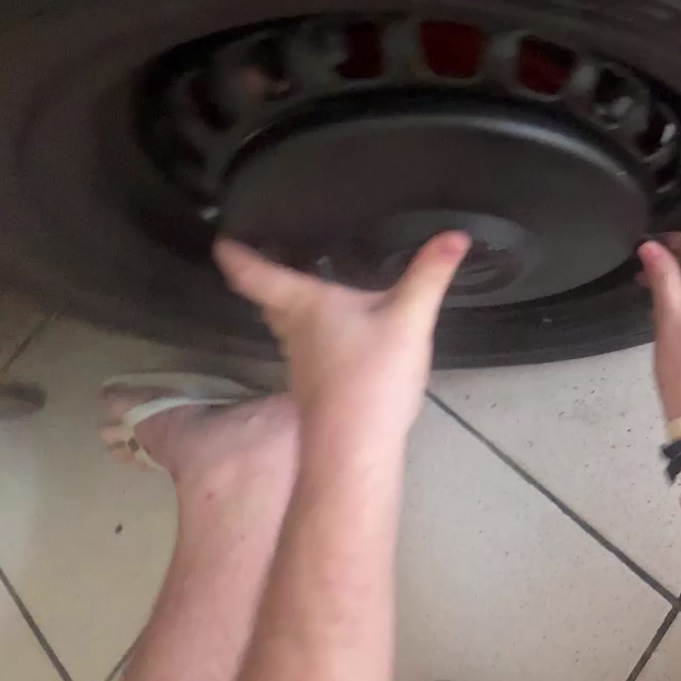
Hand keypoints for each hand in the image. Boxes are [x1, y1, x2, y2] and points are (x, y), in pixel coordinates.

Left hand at [214, 231, 469, 437]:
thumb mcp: (410, 317)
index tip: (223, 240)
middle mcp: (295, 330)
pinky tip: (339, 332)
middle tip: (269, 255)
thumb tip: (457, 234)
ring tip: (307, 286)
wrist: (355, 445)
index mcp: (306, 306)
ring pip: (287, 324)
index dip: (238, 255)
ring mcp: (303, 361)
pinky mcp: (318, 383)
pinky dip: (314, 329)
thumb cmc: (373, 374)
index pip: (257, 275)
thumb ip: (431, 275)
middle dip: (265, 278)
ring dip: (290, 305)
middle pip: (270, 300)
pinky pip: (308, 345)